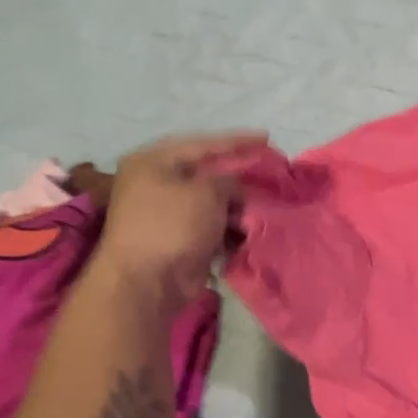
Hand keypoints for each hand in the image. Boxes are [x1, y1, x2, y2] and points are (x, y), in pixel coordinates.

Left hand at [91, 132, 271, 310]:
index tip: (267, 138)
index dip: (236, 141)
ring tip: (262, 208)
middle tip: (269, 175)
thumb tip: (234, 185)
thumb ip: (227, 179)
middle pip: (206, 173)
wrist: (147, 280)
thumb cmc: (172, 225)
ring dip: (237, 205)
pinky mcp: (178, 238)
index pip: (201, 144)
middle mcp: (156, 183)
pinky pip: (210, 225)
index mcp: (153, 162)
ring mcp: (166, 213)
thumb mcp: (206, 192)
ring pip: (211, 201)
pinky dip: (229, 226)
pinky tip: (248, 229)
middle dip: (239, 177)